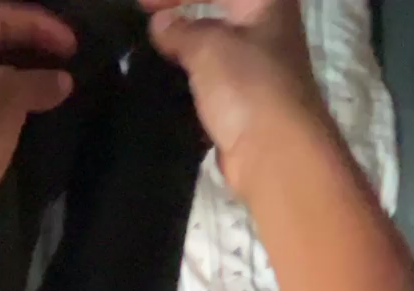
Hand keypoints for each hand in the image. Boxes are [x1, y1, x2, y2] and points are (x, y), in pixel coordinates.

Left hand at [0, 3, 76, 227]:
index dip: (37, 24)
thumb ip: (38, 81)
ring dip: (22, 87)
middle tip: (65, 63)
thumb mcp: (8, 94)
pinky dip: (11, 115)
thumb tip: (62, 83)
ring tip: (55, 92)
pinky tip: (33, 120)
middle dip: (30, 53)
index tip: (71, 43)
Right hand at [142, 0, 328, 194]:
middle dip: (180, 13)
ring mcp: (253, 66)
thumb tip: (160, 24)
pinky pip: (209, 77)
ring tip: (150, 56)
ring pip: (212, 44)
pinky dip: (187, 77)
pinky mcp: (241, 100)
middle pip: (217, 8)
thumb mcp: (210, 48)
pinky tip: (166, 85)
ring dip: (182, 47)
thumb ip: (182, 31)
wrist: (273, 151)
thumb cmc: (248, 87)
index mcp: (265, 0)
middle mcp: (263, 28)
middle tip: (146, 28)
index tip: (140, 6)